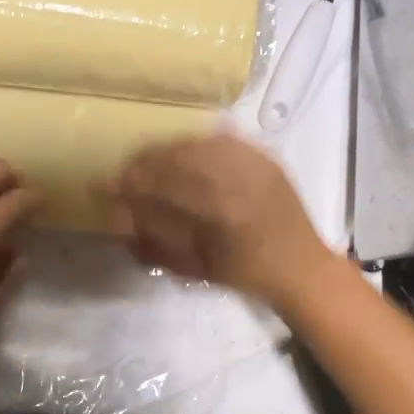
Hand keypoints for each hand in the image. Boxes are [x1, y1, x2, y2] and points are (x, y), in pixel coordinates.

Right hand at [107, 133, 337, 305]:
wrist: (302, 267)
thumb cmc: (246, 275)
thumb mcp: (194, 267)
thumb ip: (152, 241)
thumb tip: (117, 218)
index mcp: (220, 209)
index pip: (164, 182)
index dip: (132, 181)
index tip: (111, 185)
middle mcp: (239, 177)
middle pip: (179, 154)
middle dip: (146, 160)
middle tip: (127, 171)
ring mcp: (256, 161)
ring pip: (199, 141)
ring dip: (169, 149)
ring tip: (152, 161)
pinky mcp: (266, 155)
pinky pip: (224, 138)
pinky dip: (198, 142)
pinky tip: (186, 152)